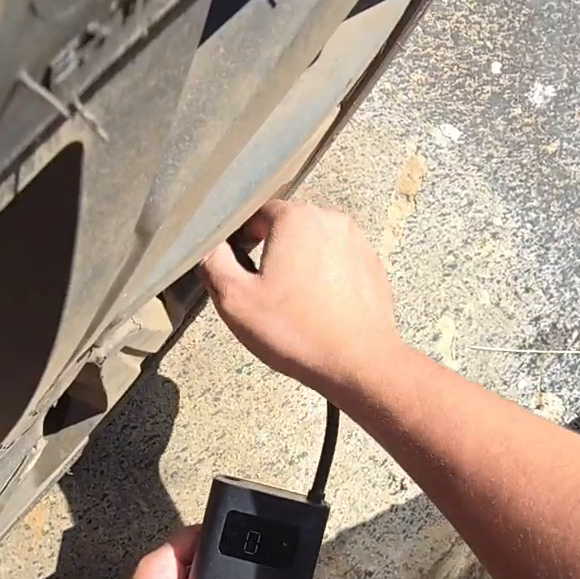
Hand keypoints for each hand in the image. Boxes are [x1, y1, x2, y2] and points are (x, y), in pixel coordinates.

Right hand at [198, 200, 405, 397]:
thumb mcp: (236, 300)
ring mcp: (356, 243)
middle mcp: (330, 220)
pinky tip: (317, 311)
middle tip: (265, 294)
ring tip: (293, 306)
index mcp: (295, 218)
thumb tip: (208, 245)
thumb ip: (213, 262)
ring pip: (314, 247)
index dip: (241, 242)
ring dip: (299, 268)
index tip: (240, 273)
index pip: (256, 215)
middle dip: (272, 255)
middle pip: (287, 229)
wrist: (357, 363)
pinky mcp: (371, 267)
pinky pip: (338, 266)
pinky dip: (324, 282)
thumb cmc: (297, 332)